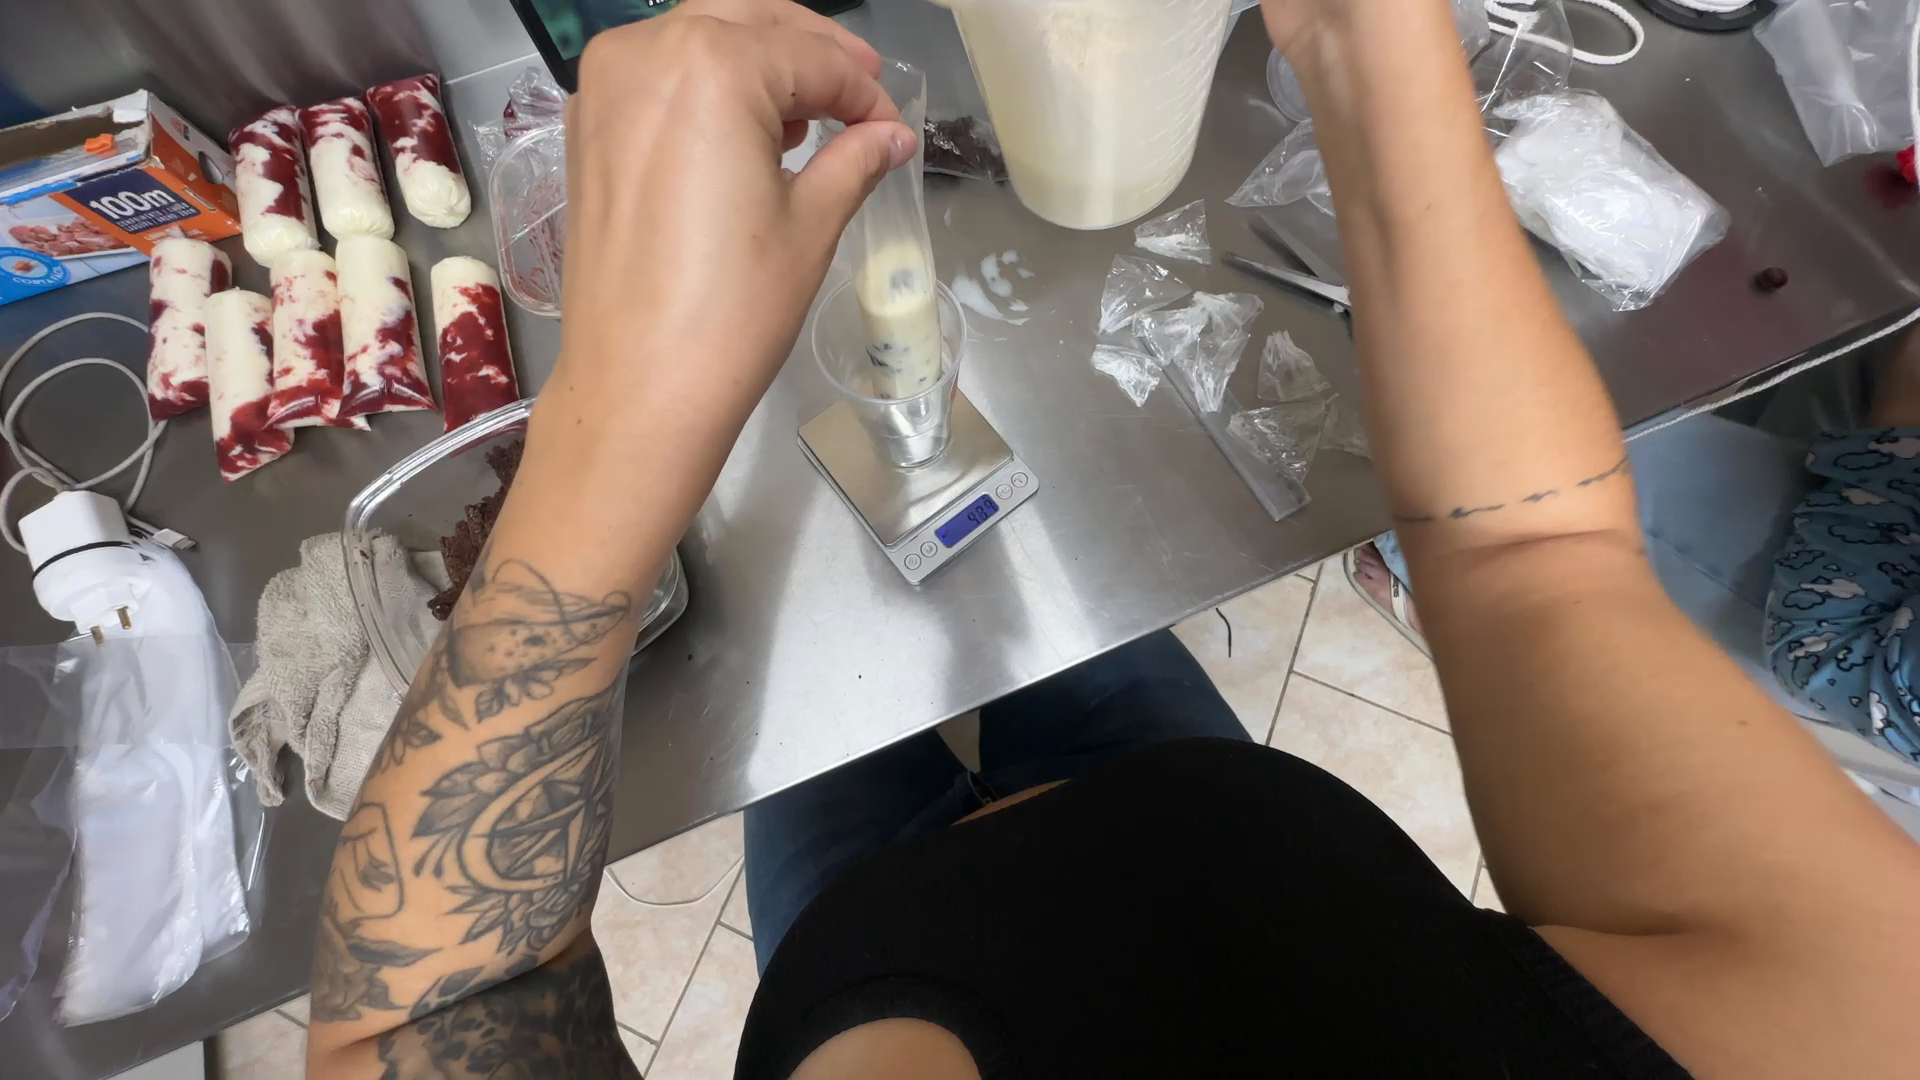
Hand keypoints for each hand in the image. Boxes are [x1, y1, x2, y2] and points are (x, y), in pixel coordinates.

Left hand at [550, 0, 915, 437]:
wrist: (643, 384)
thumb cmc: (736, 309)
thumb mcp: (811, 227)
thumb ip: (854, 161)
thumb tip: (892, 137)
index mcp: (711, 66)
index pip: (810, 58)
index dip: (865, 94)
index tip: (895, 132)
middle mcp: (645, 51)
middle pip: (749, 24)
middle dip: (814, 56)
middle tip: (862, 96)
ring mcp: (604, 89)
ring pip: (698, 43)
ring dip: (760, 65)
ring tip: (807, 117)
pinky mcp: (587, 131)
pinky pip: (658, 80)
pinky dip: (708, 89)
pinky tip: (740, 133)